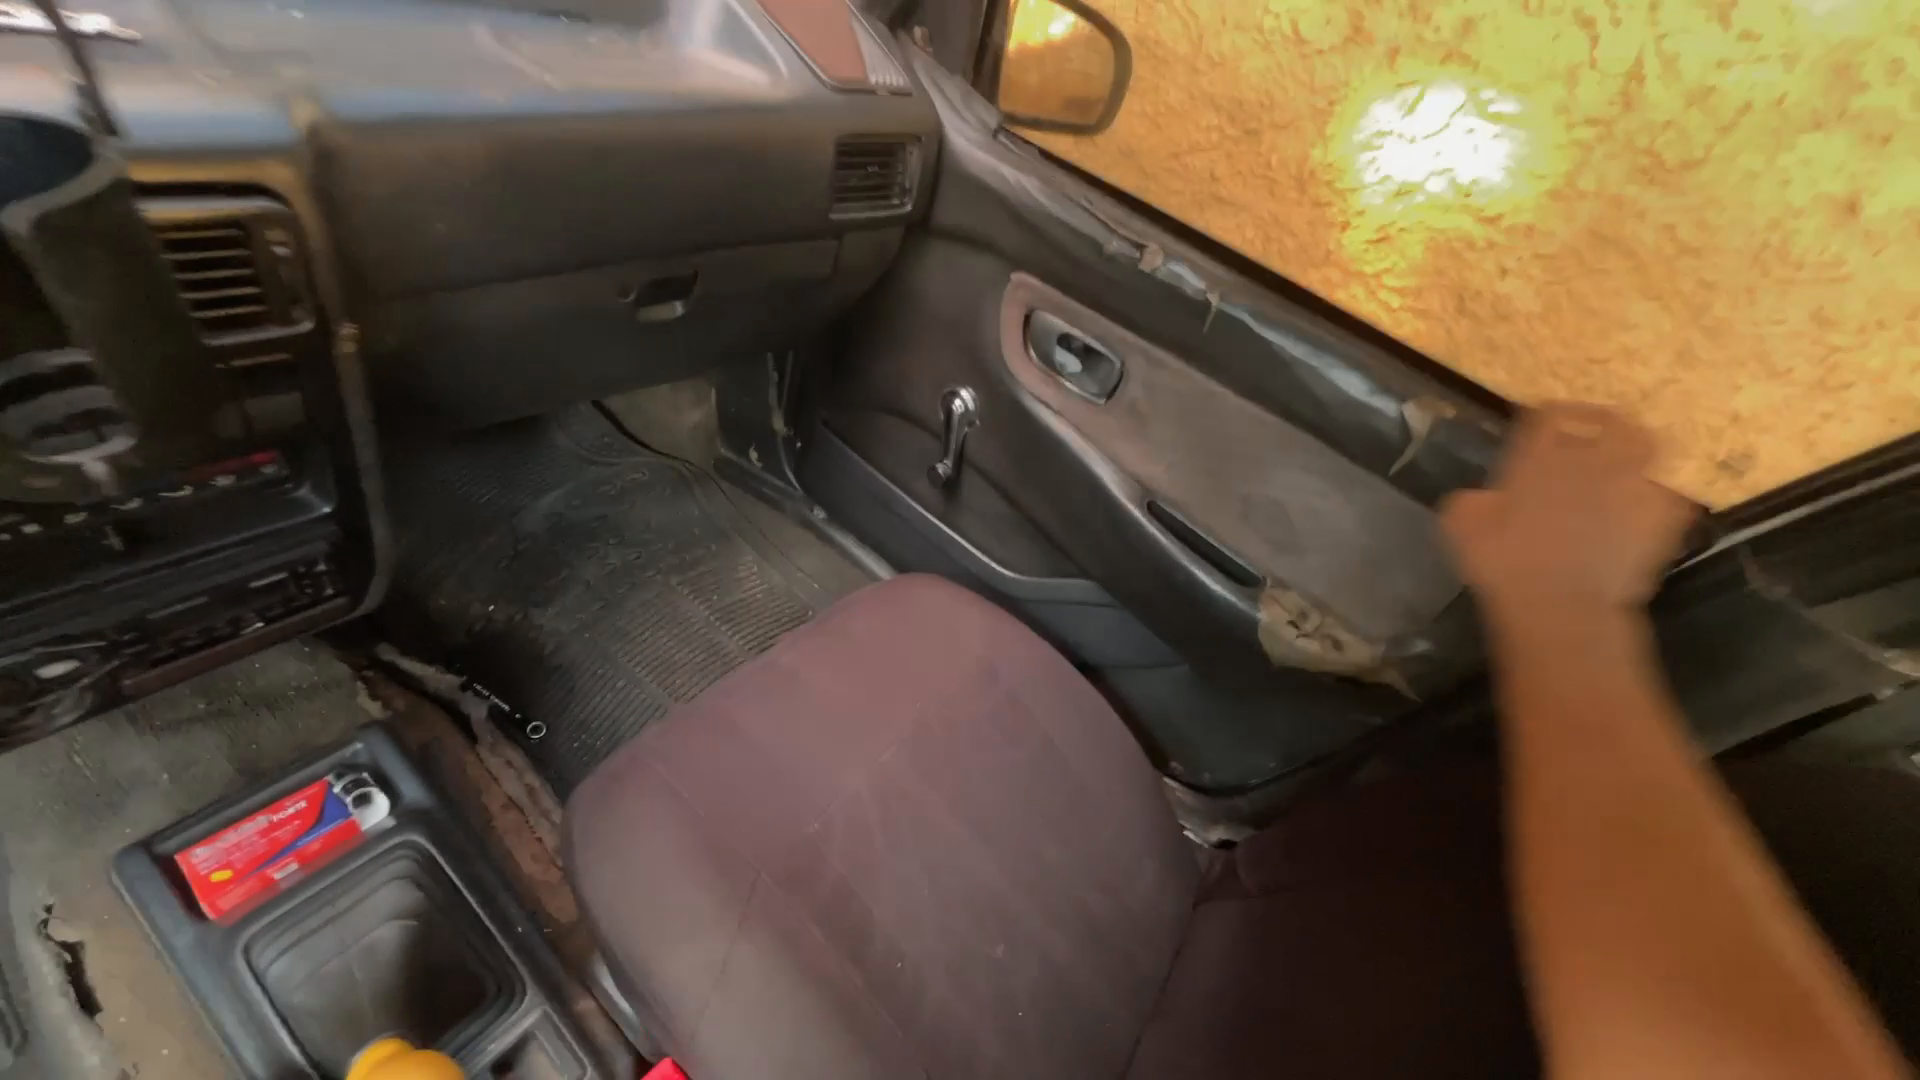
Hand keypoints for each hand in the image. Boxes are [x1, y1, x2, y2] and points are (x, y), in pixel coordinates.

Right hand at [1441, 404, 1697, 614]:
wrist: (1560, 605)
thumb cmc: (1502, 562)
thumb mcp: (1461, 524)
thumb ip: (1474, 498)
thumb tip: (1485, 496)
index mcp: (1540, 457)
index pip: (1550, 415)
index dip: (1547, 412)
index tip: (1539, 420)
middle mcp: (1592, 462)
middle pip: (1614, 422)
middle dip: (1605, 421)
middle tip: (1595, 430)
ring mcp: (1633, 488)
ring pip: (1649, 452)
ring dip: (1634, 455)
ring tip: (1621, 467)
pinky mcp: (1663, 519)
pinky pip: (1665, 494)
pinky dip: (1653, 494)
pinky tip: (1636, 506)